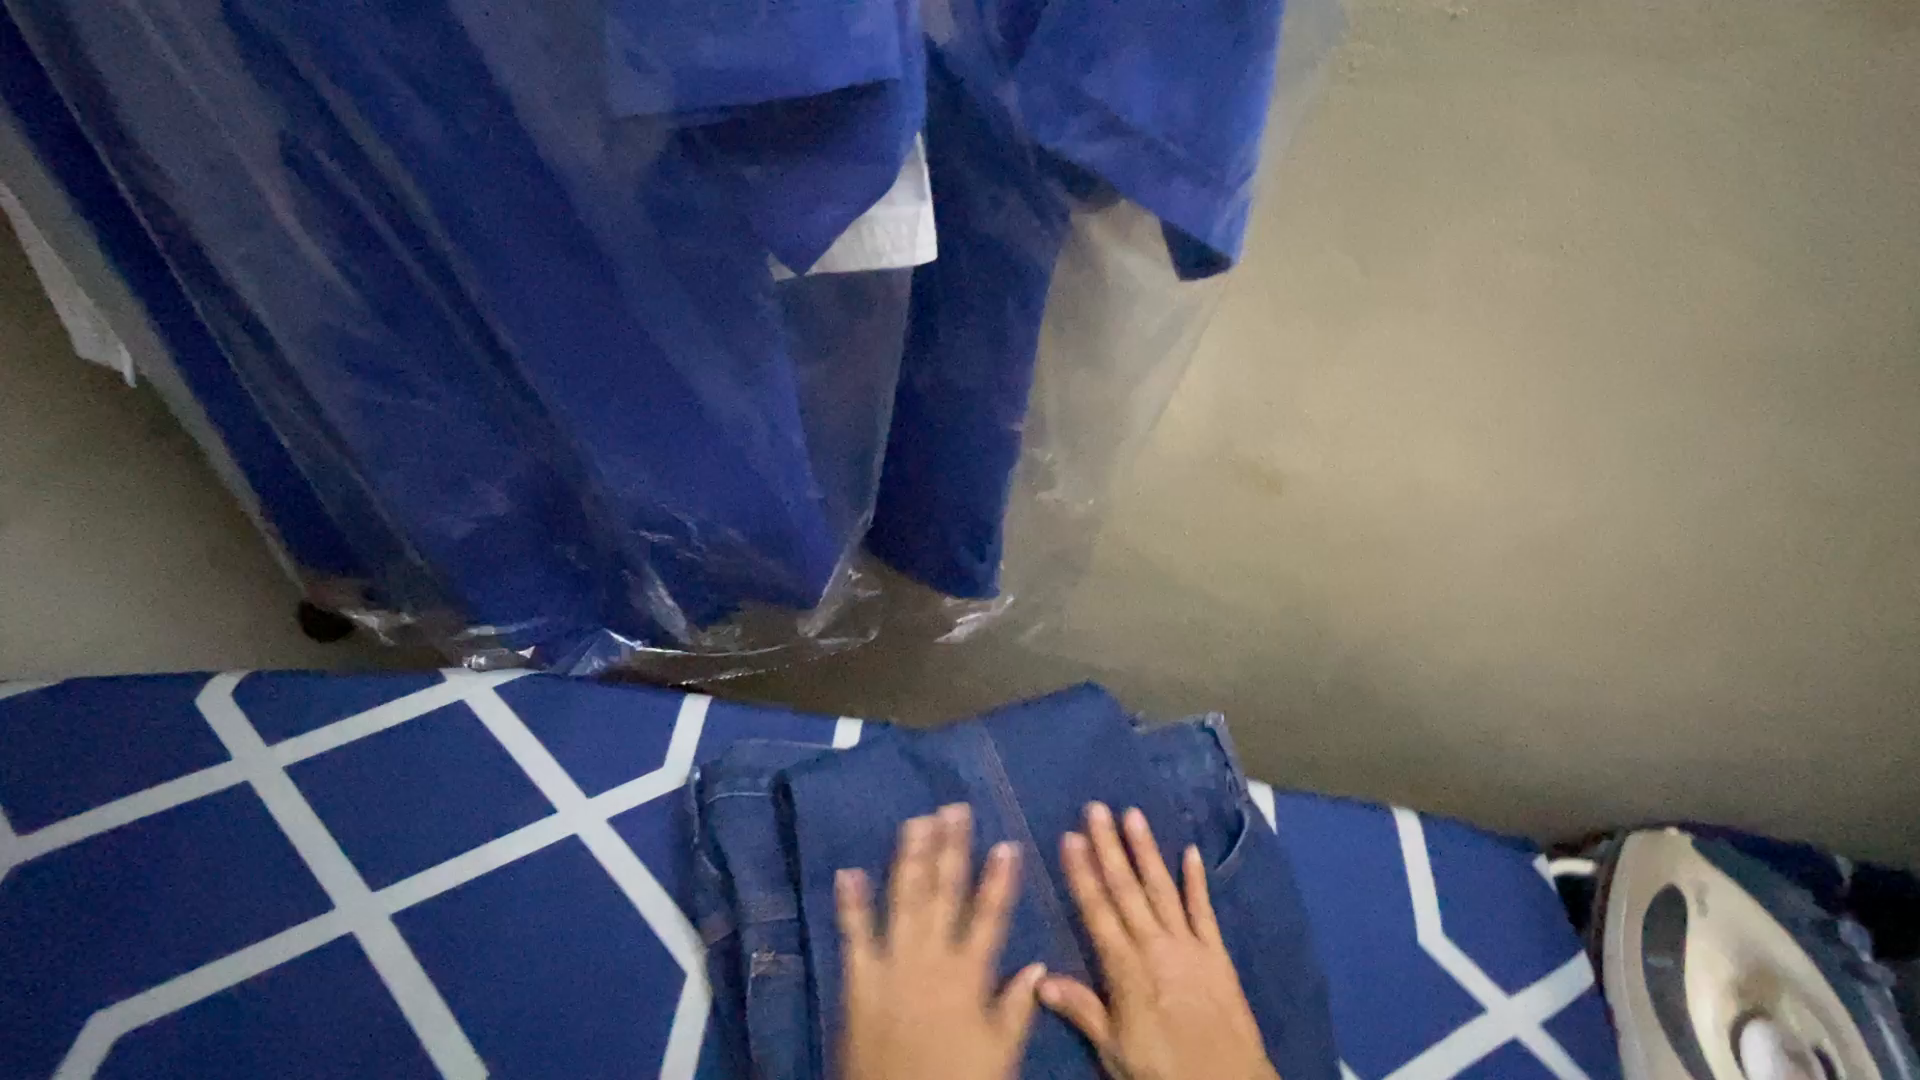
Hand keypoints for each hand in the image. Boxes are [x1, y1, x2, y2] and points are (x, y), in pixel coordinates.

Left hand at [837, 803, 1047, 1079]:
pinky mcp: (859, 978)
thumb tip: (1037, 965)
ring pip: (904, 900)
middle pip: (944, 894)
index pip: (989, 917)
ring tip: (916, 821)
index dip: (999, 880)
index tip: (1007, 843)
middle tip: (954, 809)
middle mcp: (931, 959)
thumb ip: (1017, 1008)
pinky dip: (851, 903)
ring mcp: (893, 964)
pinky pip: (854, 934)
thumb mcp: (999, 1055)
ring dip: (910, 858)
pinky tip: (848, 870)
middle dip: (951, 849)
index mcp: (969, 975)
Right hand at [1043, 802, 1281, 1079]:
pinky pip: (1204, 911)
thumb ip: (1082, 1009)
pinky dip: (1196, 881)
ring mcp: (1188, 945)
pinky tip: (1189, 851)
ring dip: (1145, 851)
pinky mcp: (1216, 954)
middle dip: (1108, 847)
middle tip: (1096, 808)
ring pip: (1161, 889)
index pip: (1097, 910)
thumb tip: (1039, 979)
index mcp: (1125, 967)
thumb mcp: (1115, 1049)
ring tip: (1132, 814)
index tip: (1070, 837)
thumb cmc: (1163, 1070)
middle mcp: (1154, 945)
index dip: (1082, 872)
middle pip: (1126, 889)